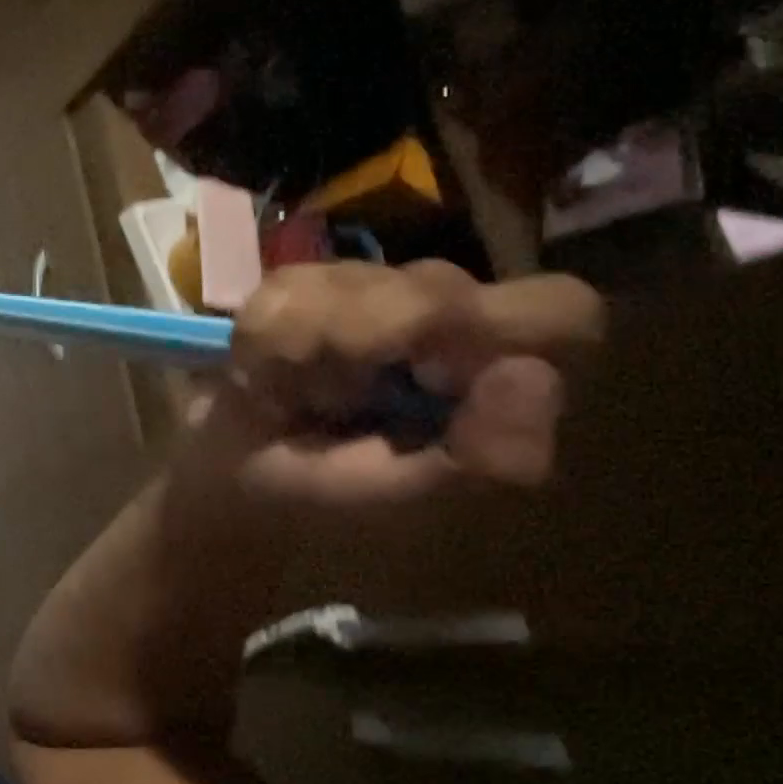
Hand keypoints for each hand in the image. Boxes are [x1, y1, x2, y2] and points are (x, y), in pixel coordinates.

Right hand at [148, 261, 601, 729]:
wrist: (227, 485)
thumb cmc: (324, 503)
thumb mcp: (408, 499)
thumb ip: (482, 456)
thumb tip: (532, 375)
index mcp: (493, 376)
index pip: (555, 309)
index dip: (497, 329)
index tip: (429, 374)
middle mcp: (445, 324)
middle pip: (438, 281)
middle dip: (368, 342)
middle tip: (331, 400)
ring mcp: (368, 297)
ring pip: (349, 280)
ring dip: (303, 353)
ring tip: (287, 401)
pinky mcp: (299, 289)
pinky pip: (281, 290)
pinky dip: (260, 345)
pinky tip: (259, 380)